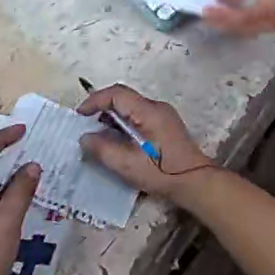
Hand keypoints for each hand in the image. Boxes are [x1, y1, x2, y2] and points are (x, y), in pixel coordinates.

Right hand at [77, 84, 216, 201]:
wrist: (194, 180)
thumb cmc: (162, 172)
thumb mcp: (128, 164)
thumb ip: (103, 149)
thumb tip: (85, 137)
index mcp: (149, 111)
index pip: (118, 93)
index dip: (95, 100)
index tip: (79, 115)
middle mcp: (157, 107)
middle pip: (124, 97)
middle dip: (102, 108)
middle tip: (85, 125)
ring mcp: (163, 115)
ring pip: (131, 107)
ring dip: (112, 116)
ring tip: (97, 134)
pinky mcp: (164, 125)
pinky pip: (139, 115)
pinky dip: (123, 123)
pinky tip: (116, 140)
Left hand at [202, 0, 274, 35]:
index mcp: (263, 12)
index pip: (235, 19)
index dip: (219, 16)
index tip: (204, 10)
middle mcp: (265, 25)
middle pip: (237, 29)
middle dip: (219, 23)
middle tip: (204, 14)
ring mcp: (269, 28)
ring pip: (243, 31)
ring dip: (227, 25)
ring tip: (213, 16)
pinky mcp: (272, 26)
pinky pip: (250, 29)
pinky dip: (237, 25)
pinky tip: (229, 18)